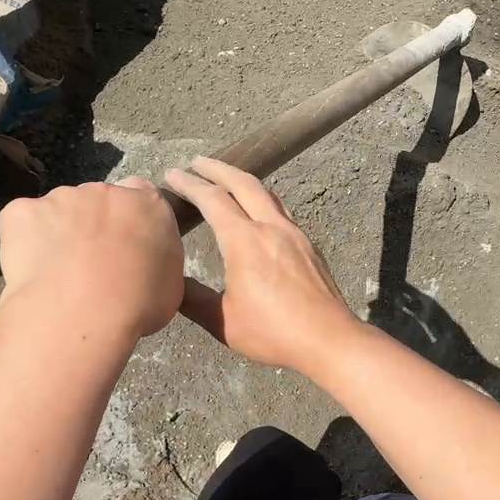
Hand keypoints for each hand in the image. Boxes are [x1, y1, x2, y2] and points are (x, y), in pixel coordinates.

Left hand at [0, 178, 184, 341]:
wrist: (81, 313)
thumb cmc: (138, 304)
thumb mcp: (170, 282)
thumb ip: (157, 257)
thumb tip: (142, 260)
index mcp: (150, 205)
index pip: (142, 195)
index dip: (132, 218)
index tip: (126, 242)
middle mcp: (107, 191)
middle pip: (99, 200)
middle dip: (95, 224)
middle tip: (92, 263)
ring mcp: (62, 197)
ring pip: (60, 210)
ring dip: (61, 231)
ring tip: (59, 272)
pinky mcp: (22, 211)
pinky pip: (23, 222)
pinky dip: (25, 240)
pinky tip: (32, 269)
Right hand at [163, 157, 359, 374]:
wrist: (329, 338)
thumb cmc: (274, 332)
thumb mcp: (222, 321)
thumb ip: (193, 299)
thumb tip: (170, 285)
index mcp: (245, 241)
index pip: (212, 199)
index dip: (189, 184)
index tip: (172, 174)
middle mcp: (272, 229)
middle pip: (244, 183)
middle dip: (218, 169)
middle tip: (197, 162)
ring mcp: (295, 235)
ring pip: (268, 194)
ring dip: (244, 182)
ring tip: (227, 180)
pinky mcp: (309, 246)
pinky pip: (282, 211)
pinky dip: (264, 200)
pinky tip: (260, 212)